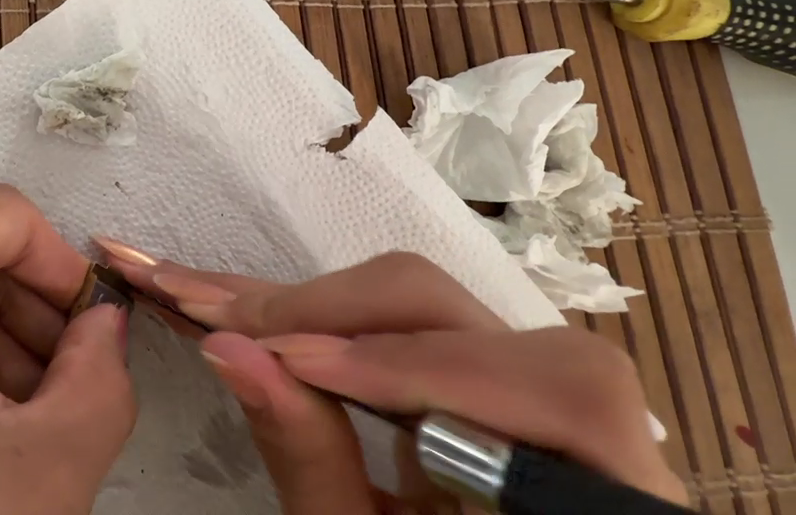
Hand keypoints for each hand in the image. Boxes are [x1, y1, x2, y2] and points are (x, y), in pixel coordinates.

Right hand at [95, 244, 687, 511]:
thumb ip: (311, 461)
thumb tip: (227, 348)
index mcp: (588, 500)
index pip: (553, 390)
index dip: (416, 363)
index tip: (293, 362)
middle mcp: (584, 431)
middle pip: (469, 318)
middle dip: (330, 310)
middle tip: (217, 315)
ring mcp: (518, 391)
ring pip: (421, 303)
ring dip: (306, 304)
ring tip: (208, 302)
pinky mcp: (459, 374)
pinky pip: (386, 320)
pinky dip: (309, 313)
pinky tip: (240, 302)